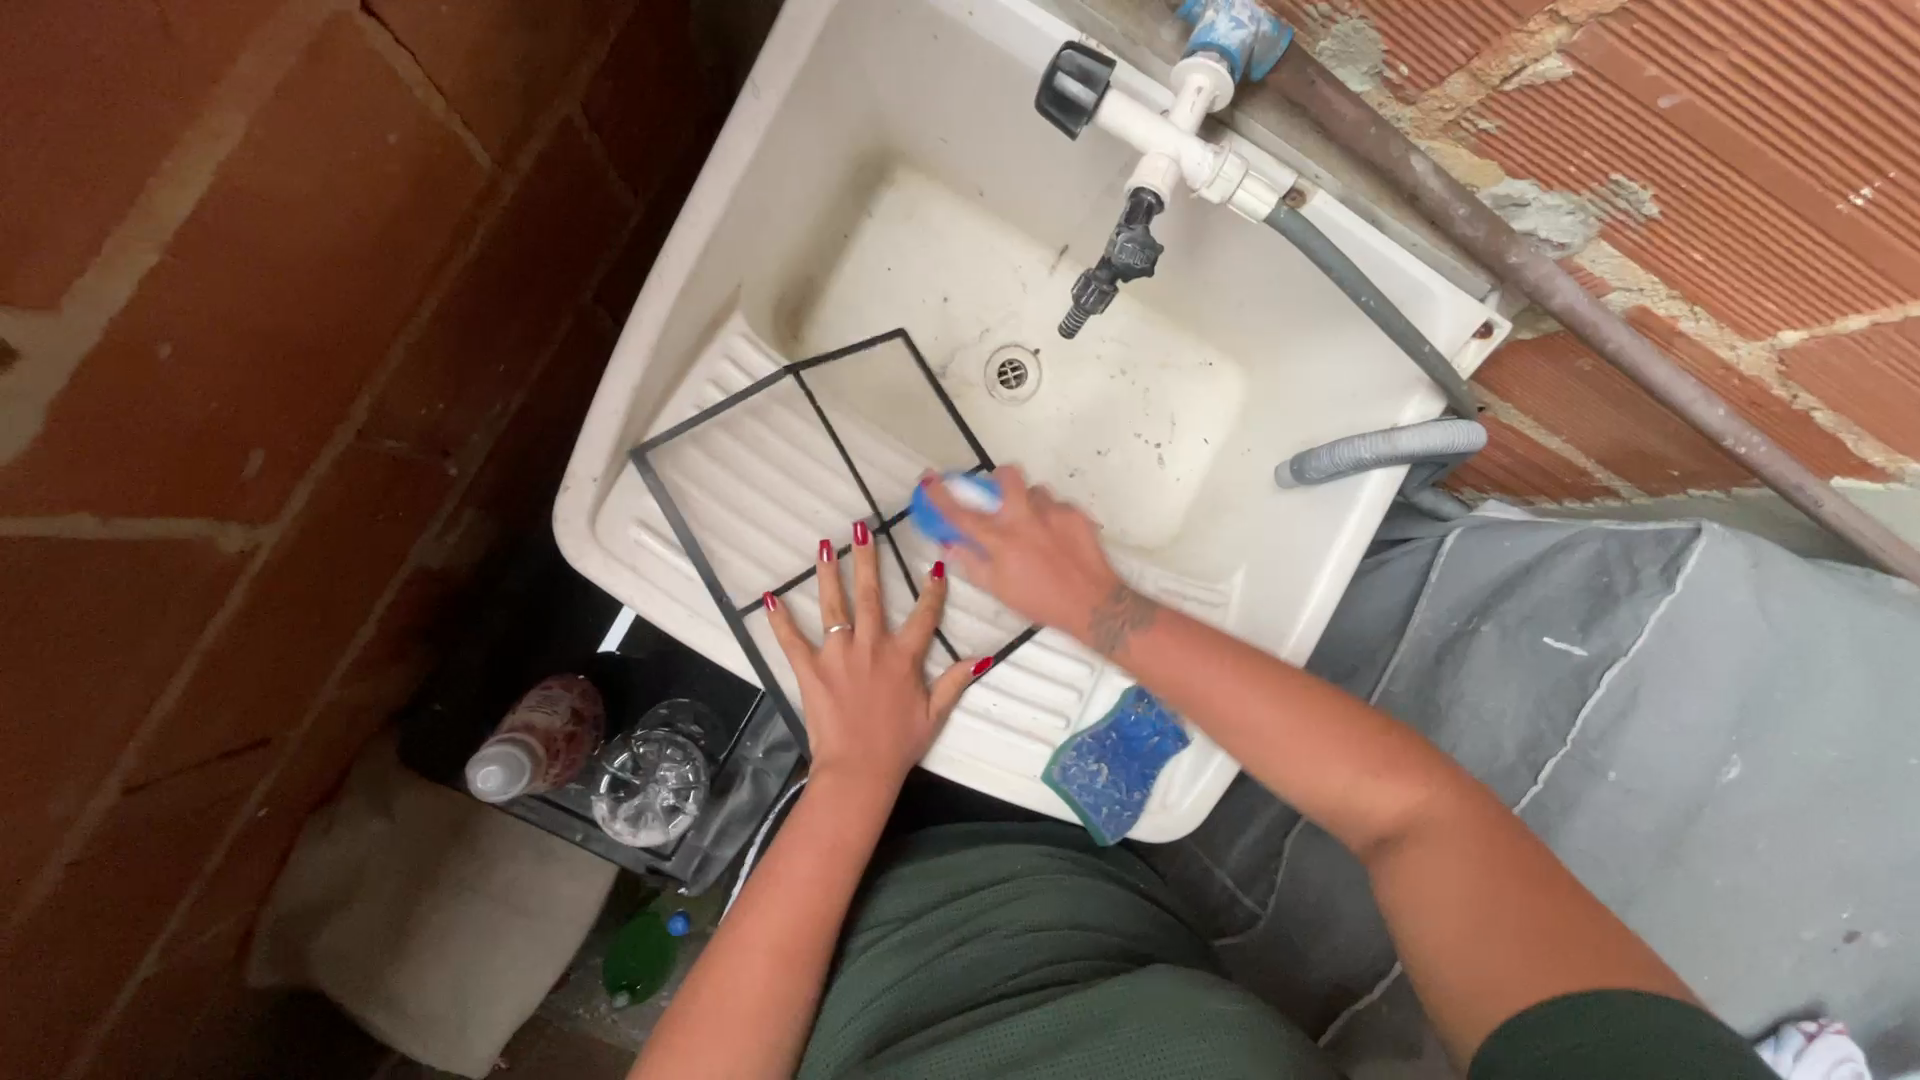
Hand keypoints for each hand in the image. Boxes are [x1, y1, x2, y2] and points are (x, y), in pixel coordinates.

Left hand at [762, 522, 981, 793]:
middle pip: (870, 594)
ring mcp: (838, 656)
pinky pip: (792, 640)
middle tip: (860, 528)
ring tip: (823, 545)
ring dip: (828, 573)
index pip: (924, 615)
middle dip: (866, 559)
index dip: (933, 589)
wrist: (859, 770)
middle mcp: (872, 646)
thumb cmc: (899, 745)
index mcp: (903, 657)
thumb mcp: (934, 714)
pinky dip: (779, 620)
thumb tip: (982, 658)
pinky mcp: (810, 670)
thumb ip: (955, 682)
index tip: (936, 565)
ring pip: (833, 606)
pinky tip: (769, 597)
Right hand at [925, 466, 1159, 657]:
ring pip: (1035, 491)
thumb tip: (950, 545)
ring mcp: (1053, 512)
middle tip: (1000, 495)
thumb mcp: (998, 589)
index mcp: (1001, 540)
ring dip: (1029, 502)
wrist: (1092, 603)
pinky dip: (1051, 517)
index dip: (941, 496)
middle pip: (1007, 476)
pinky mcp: (1076, 514)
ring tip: (1034, 525)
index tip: (929, 480)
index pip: (962, 513)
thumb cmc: (1040, 601)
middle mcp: (1025, 518)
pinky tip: (1057, 538)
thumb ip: (971, 563)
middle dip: (999, 478)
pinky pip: (1057, 505)